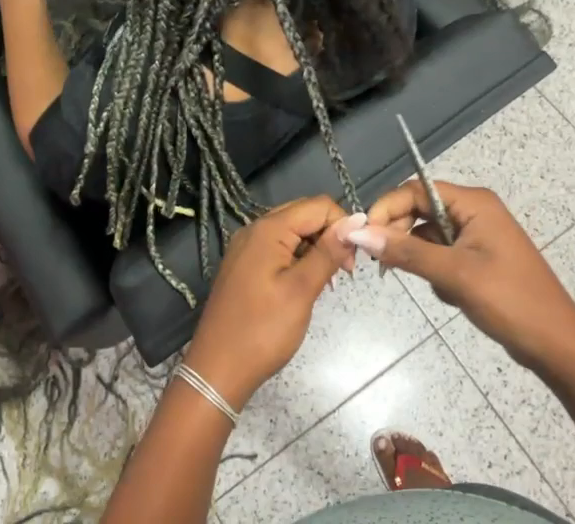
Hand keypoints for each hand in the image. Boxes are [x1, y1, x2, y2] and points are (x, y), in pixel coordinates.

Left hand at [183, 197, 352, 410]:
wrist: (217, 369)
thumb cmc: (262, 330)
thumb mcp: (301, 290)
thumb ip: (328, 252)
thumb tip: (356, 221)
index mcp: (267, 229)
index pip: (317, 205)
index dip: (342, 225)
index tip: (354, 261)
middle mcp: (254, 230)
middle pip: (304, 215)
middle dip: (330, 236)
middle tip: (345, 272)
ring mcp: (246, 248)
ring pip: (292, 233)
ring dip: (316, 249)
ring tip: (328, 282)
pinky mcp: (244, 266)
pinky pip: (278, 249)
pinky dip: (298, 259)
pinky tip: (306, 284)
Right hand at [354, 181, 574, 369]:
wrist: (556, 344)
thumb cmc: (509, 301)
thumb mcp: (453, 274)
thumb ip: (406, 251)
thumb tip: (359, 233)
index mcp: (474, 203)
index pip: (416, 190)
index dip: (387, 209)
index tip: (365, 237)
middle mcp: (475, 211)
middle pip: (420, 210)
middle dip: (402, 236)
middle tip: (386, 264)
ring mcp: (479, 235)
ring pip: (429, 236)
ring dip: (422, 259)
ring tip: (437, 286)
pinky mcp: (480, 259)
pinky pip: (443, 255)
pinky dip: (438, 273)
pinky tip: (451, 294)